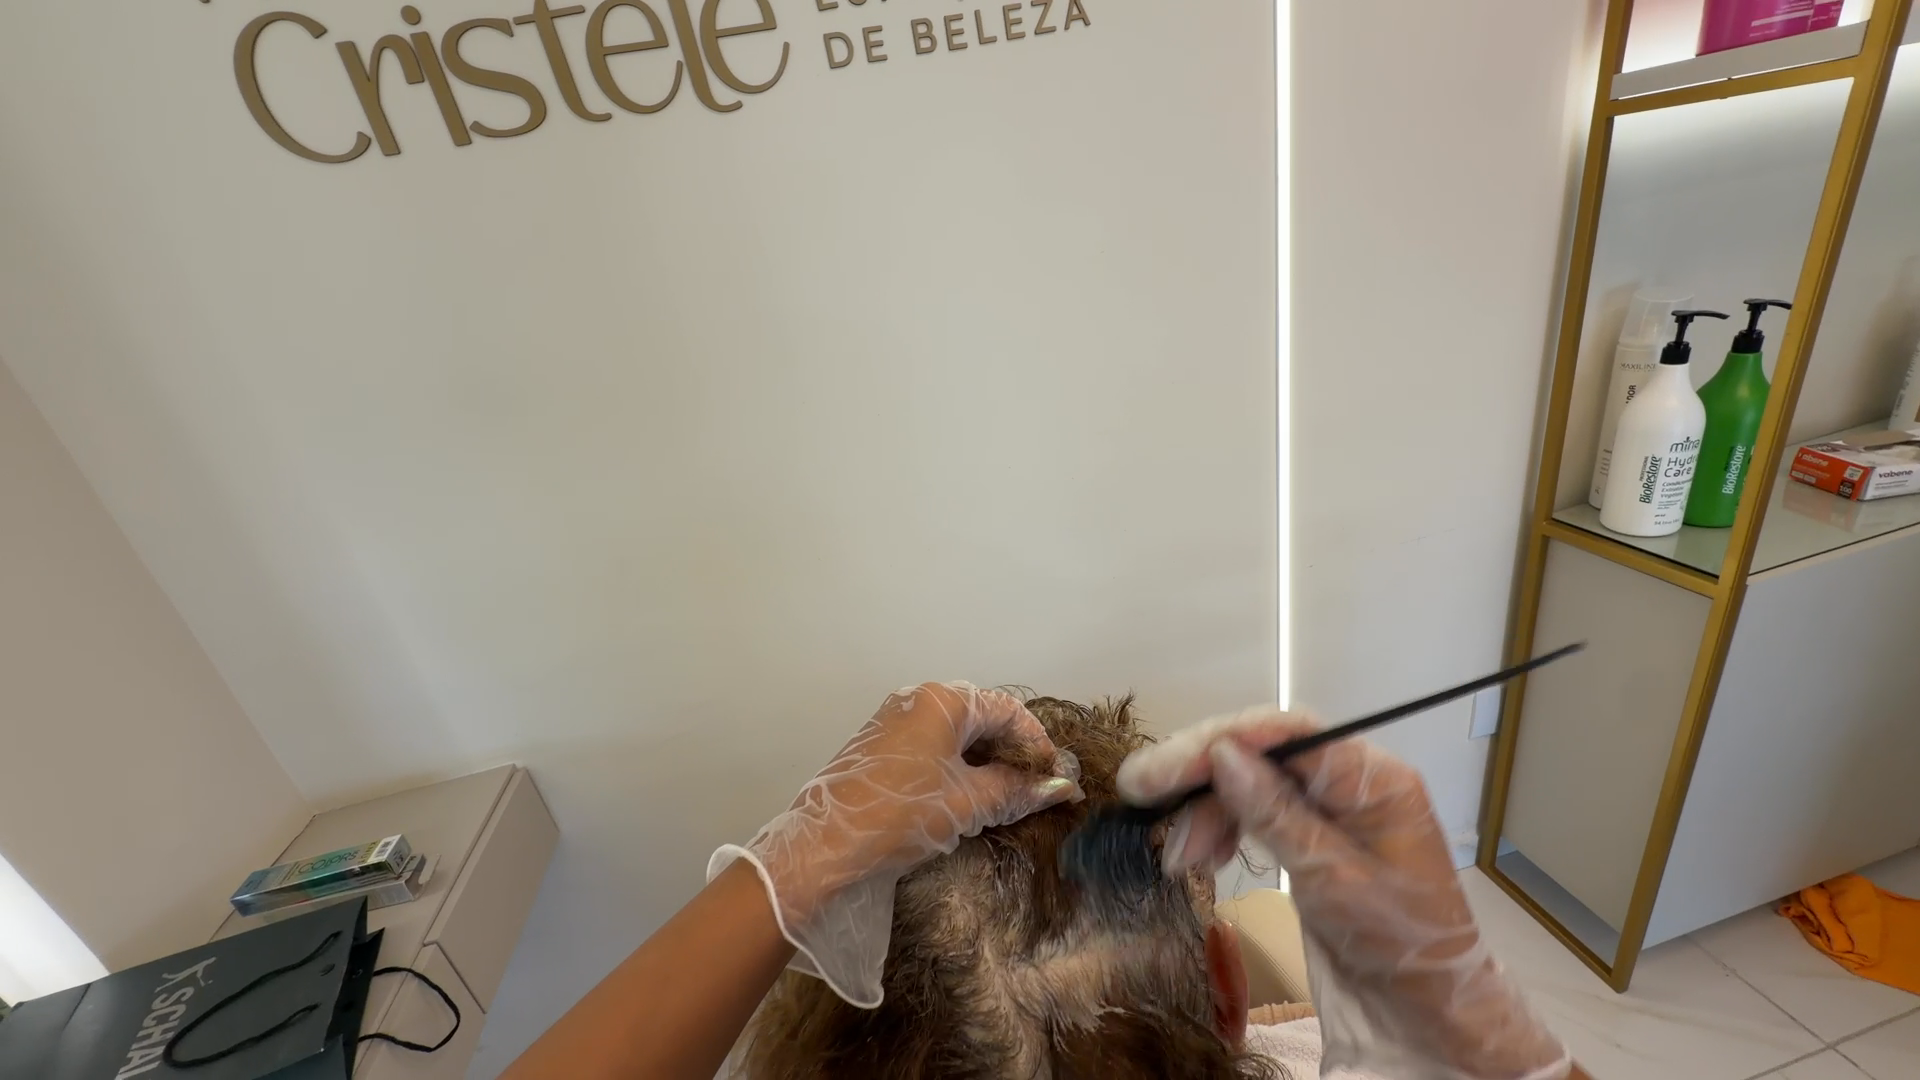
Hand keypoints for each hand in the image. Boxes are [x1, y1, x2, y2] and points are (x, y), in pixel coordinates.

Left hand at [708, 682, 1080, 1007]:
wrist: (824, 845)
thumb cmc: (902, 814)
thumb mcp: (968, 803)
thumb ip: (1017, 790)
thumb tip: (1064, 787)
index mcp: (941, 700)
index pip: (1006, 709)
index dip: (1037, 741)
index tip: (1054, 776)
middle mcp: (917, 699)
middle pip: (981, 717)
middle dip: (1011, 752)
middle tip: (1034, 788)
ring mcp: (894, 720)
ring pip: (956, 733)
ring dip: (985, 761)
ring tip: (1006, 796)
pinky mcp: (881, 744)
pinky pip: (932, 745)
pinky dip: (957, 765)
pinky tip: (968, 795)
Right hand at [1118, 707, 1570, 1079]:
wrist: (1426, 1010)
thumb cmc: (1395, 944)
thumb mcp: (1331, 877)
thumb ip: (1275, 811)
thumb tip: (1221, 752)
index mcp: (1370, 776)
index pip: (1285, 733)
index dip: (1220, 740)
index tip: (1167, 765)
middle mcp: (1346, 775)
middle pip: (1258, 748)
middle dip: (1198, 770)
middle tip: (1139, 787)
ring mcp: (1326, 799)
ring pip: (1247, 777)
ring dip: (1204, 808)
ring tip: (1177, 855)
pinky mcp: (1307, 824)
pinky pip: (1252, 805)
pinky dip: (1221, 825)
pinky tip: (1201, 854)